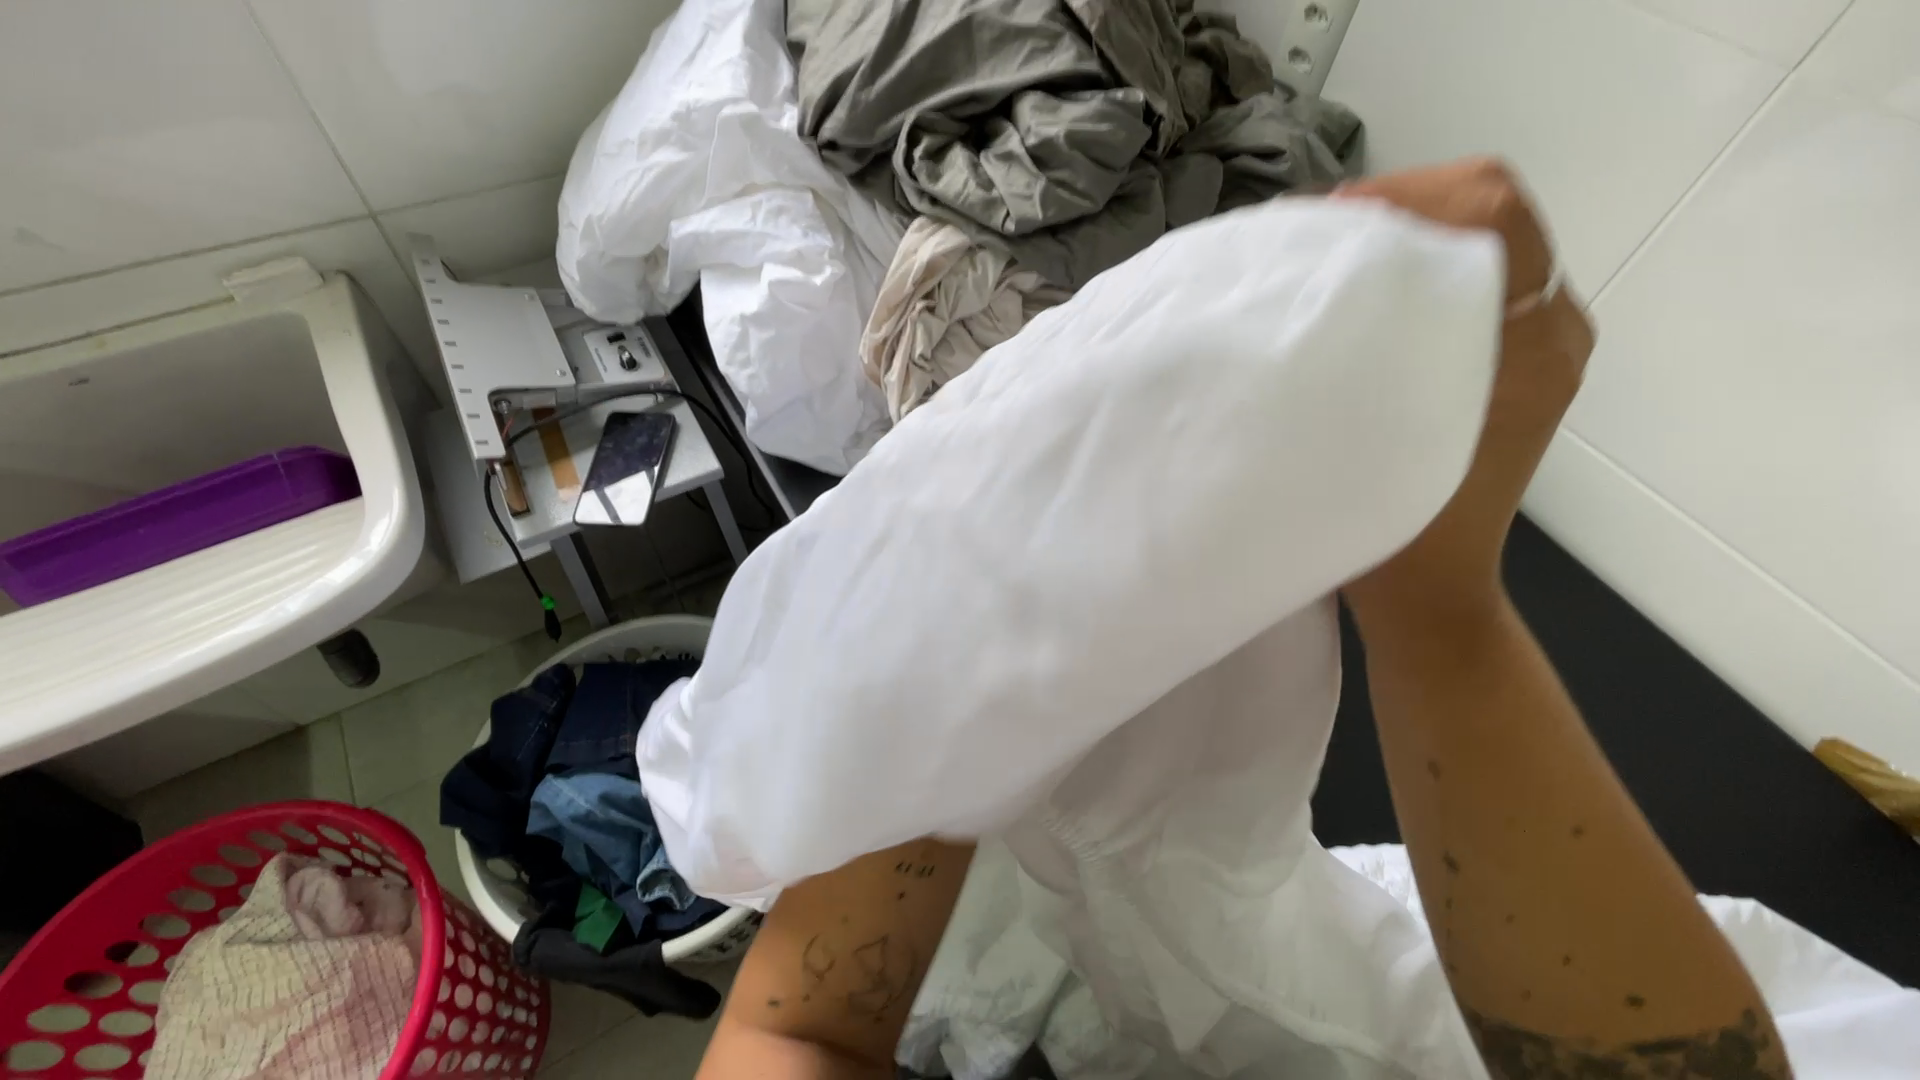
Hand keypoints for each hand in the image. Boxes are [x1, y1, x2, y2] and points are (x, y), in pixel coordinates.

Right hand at [1336, 159, 1596, 623]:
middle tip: (1316, 243)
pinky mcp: (1514, 368)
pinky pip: (1469, 288)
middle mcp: (1551, 325)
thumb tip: (1325, 252)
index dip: (1403, 195)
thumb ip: (1370, 329)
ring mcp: (1538, 347)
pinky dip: (1413, 276)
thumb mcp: (1376, 418)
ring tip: (1328, 268)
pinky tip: (1358, 306)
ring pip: (1475, 246)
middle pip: (1486, 213)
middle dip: (1397, 209)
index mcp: (1533, 335)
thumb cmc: (1394, 527)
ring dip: (1400, 241)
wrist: (1428, 597)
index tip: (1323, 227)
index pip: (1489, 206)